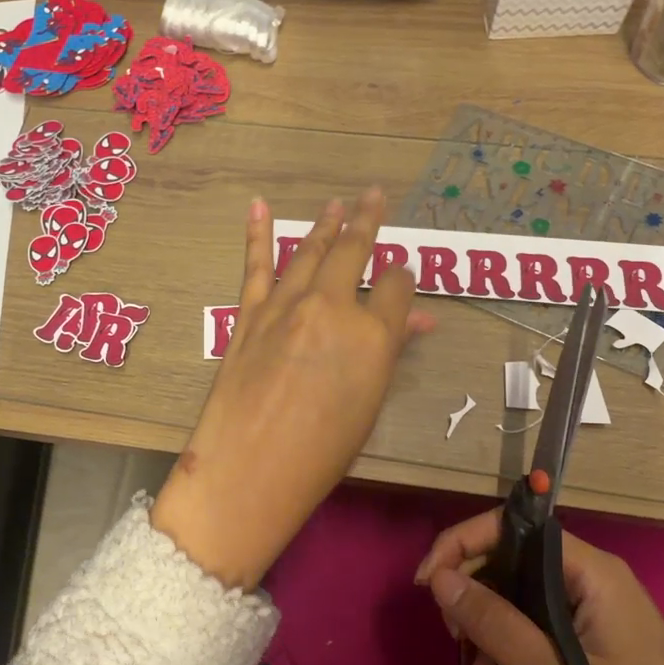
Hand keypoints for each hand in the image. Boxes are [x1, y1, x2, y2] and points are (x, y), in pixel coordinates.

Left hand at [152, 189, 434, 588]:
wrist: (250, 467)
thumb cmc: (323, 453)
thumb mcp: (368, 405)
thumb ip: (389, 355)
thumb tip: (414, 323)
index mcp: (374, 336)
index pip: (396, 289)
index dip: (401, 281)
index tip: (401, 277)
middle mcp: (332, 307)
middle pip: (354, 252)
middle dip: (367, 221)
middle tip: (375, 197)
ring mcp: (287, 306)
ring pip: (310, 252)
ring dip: (325, 224)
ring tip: (336, 203)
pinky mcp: (249, 314)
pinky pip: (256, 265)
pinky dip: (257, 234)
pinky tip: (259, 206)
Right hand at [416, 511, 663, 664]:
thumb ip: (497, 625)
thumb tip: (441, 577)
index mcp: (591, 573)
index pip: (513, 528)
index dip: (462, 546)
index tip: (427, 586)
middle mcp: (587, 583)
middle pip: (505, 573)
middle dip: (474, 619)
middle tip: (460, 659)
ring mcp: (586, 616)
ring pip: (511, 614)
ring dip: (488, 659)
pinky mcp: (584, 648)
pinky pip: (530, 643)